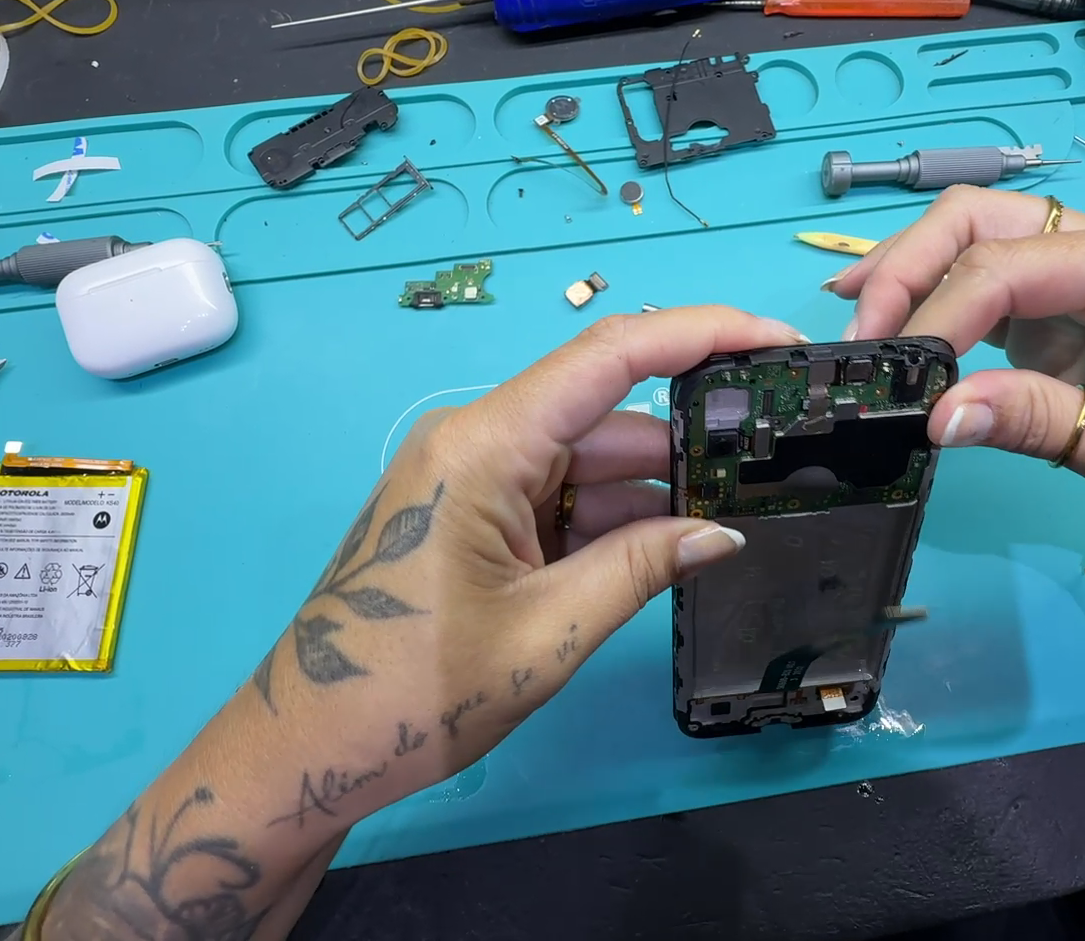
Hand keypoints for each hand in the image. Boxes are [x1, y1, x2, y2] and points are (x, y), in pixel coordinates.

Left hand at [39, 308, 805, 940]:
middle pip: (607, 413)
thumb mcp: (548, 632)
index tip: (774, 339)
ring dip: (657, 489)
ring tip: (736, 514)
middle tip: (773, 457)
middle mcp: (482, 440)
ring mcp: (480, 476)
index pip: (609, 356)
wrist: (310, 750)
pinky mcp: (482, 512)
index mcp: (487, 444)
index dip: (701, 334)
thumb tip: (725, 534)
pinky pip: (565, 497)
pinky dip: (618, 518)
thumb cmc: (416, 691)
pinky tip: (672, 545)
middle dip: (689, 437)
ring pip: (592, 460)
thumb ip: (642, 567)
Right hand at [825, 187, 1084, 563]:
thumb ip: (1041, 422)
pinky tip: (892, 318)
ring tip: (851, 314)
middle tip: (857, 332)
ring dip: (909, 271)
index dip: (937, 309)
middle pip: (983, 218)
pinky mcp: (1068, 308)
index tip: (891, 368)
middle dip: (907, 266)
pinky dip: (932, 297)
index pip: (1011, 261)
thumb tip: (934, 418)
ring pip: (976, 238)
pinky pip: (986, 283)